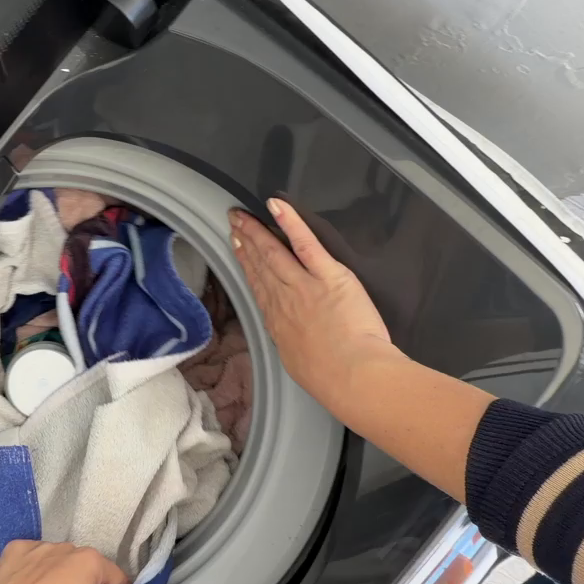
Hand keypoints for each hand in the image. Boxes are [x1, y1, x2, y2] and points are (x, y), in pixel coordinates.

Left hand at [0, 540, 128, 583]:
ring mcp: (37, 546)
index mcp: (88, 562)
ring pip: (55, 559)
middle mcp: (64, 547)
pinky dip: (32, 569)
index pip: (112, 572)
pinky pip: (31, 558)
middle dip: (82, 580)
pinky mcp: (14, 550)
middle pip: (81, 564)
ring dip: (56, 573)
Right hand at [230, 198, 400, 412]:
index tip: (238, 249)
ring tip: (244, 215)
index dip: (246, 264)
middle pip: (260, 265)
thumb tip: (293, 339)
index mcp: (277, 321)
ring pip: (273, 252)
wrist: (349, 374)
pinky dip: (290, 223)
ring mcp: (303, 285)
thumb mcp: (297, 362)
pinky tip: (277, 206)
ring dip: (257, 230)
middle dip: (245, 241)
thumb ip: (292, 342)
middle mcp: (283, 299)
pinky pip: (306, 244)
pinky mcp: (328, 276)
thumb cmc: (328, 377)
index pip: (258, 285)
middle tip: (234, 222)